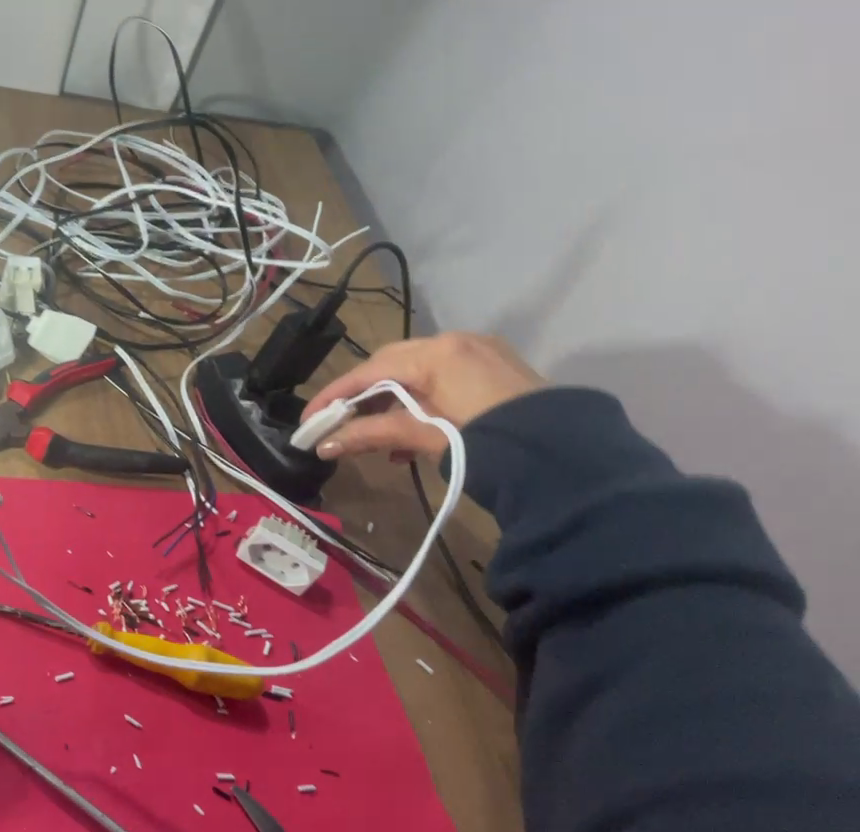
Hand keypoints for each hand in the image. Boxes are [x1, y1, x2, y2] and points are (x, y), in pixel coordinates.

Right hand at [302, 333, 544, 459]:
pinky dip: (416, 399)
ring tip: (373, 436)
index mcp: (435, 354)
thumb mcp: (422, 435)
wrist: (560, 451)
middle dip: (359, 397)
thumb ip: (371, 434)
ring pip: (414, 372)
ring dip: (387, 401)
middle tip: (336, 426)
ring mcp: (477, 352)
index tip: (308, 421)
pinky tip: (410, 431)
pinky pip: (439, 377)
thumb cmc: (484, 439)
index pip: (368, 371)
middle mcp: (454, 342)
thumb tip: (323, 445)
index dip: (334, 396)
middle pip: (389, 365)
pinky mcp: (493, 368)